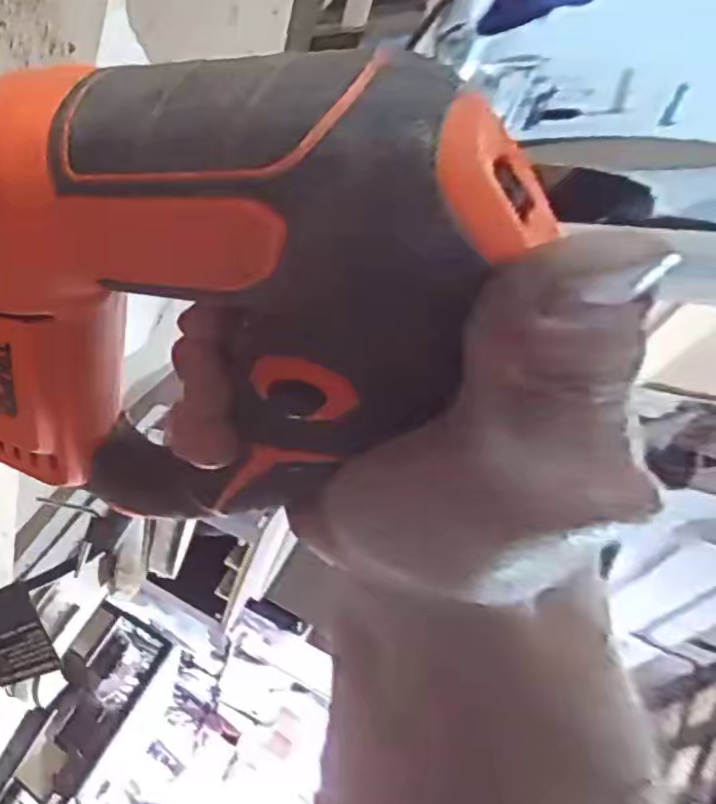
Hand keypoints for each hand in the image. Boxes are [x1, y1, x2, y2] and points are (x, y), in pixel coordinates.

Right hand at [168, 230, 672, 603]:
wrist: (409, 588)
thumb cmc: (492, 533)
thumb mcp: (538, 463)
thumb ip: (556, 374)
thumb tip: (607, 249)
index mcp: (486, 299)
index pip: (402, 216)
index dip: (321, 219)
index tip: (254, 249)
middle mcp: (401, 306)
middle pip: (283, 271)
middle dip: (227, 317)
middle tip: (205, 365)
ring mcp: (328, 344)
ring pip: (235, 320)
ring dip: (201, 369)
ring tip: (207, 426)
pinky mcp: (278, 379)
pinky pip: (216, 368)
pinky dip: (196, 402)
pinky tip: (205, 443)